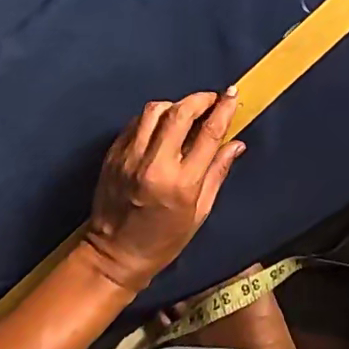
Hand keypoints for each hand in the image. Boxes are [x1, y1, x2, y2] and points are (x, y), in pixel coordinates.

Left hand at [81, 90, 245, 291]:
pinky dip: (152, 118)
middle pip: (180, 113)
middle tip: (211, 99)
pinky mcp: (113, 154)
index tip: (232, 94)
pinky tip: (161, 126)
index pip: (208, 133)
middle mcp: (154, 165)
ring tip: (185, 112)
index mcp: (182, 183)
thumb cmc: (164, 240)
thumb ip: (217, 172)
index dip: (223, 109)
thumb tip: (236, 142)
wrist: (115, 254)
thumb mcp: (200, 211)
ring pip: (154, 111)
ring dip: (174, 106)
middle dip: (199, 99)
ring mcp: (129, 157)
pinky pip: (135, 123)